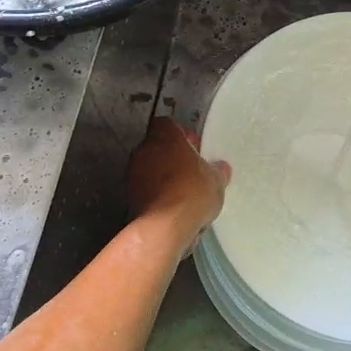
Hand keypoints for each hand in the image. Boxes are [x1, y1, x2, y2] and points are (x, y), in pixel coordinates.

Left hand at [128, 117, 230, 247]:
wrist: (165, 226)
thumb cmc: (193, 192)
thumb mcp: (216, 180)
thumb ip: (217, 170)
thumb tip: (221, 168)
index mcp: (164, 136)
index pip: (167, 124)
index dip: (181, 135)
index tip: (194, 148)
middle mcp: (144, 150)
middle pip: (158, 146)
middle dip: (172, 157)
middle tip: (191, 171)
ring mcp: (132, 173)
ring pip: (150, 168)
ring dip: (163, 176)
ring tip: (183, 192)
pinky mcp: (129, 196)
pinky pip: (145, 188)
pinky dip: (156, 194)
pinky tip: (172, 208)